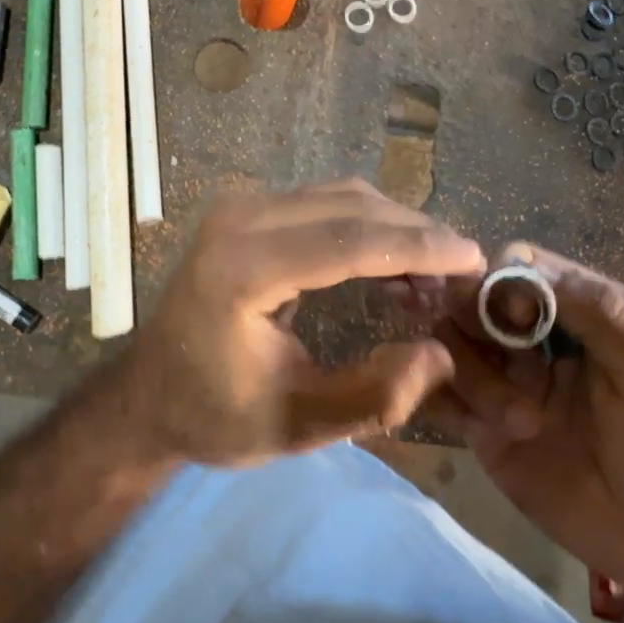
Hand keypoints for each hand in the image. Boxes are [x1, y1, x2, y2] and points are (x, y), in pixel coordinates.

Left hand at [119, 179, 486, 466]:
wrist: (149, 395)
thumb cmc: (216, 416)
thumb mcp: (298, 425)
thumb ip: (373, 395)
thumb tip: (441, 355)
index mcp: (241, 270)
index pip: (349, 241)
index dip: (419, 247)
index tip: (473, 259)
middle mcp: (239, 221)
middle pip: (350, 207)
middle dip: (416, 234)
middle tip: (463, 272)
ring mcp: (239, 208)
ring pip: (341, 197)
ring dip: (395, 228)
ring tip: (433, 278)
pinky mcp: (246, 211)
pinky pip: (322, 203)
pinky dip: (367, 227)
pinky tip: (393, 266)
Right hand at [426, 243, 623, 593]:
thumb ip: (607, 320)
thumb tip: (537, 267)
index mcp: (589, 313)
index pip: (529, 268)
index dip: (506, 279)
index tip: (507, 314)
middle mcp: (540, 338)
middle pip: (478, 299)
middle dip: (474, 320)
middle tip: (500, 364)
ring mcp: (509, 381)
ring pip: (453, 343)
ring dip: (473, 375)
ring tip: (518, 423)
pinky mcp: (484, 427)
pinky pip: (441, 394)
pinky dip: (436, 397)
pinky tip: (477, 426)